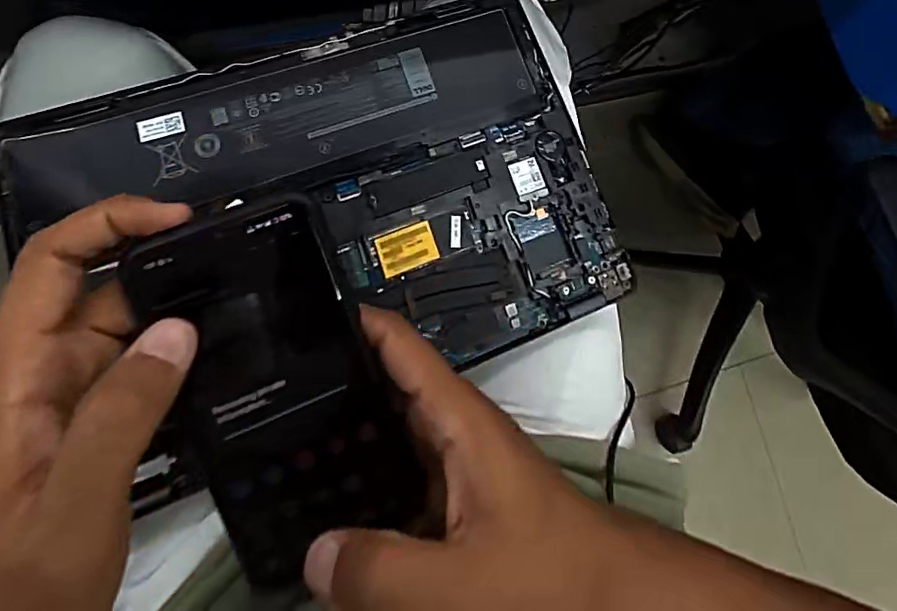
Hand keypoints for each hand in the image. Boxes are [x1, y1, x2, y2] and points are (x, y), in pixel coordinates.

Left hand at [0, 196, 195, 610]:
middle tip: (221, 245)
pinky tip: (217, 347)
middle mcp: (42, 371)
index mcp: (17, 374)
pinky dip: (175, 348)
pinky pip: (138, 365)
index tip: (172, 218)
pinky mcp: (96, 422)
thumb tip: (179, 328)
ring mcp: (70, 397)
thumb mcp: (74, 506)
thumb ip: (122, 414)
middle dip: (152, 254)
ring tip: (232, 287)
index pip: (48, 263)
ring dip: (170, 302)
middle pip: (93, 285)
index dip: (104, 222)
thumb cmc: (22, 593)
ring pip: (122, 324)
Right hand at [305, 309, 861, 609]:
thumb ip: (383, 572)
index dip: (351, 319)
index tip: (303, 315)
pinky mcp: (460, 498)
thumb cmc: (555, 577)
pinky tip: (337, 511)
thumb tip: (315, 554)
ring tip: (290, 450)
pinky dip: (370, 485)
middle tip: (275, 398)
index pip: (395, 342)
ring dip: (349, 442)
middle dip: (334, 387)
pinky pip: (401, 479)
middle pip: (382, 386)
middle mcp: (452, 428)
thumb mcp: (462, 584)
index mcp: (455, 417)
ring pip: (389, 436)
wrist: (621, 604)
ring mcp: (456, 463)